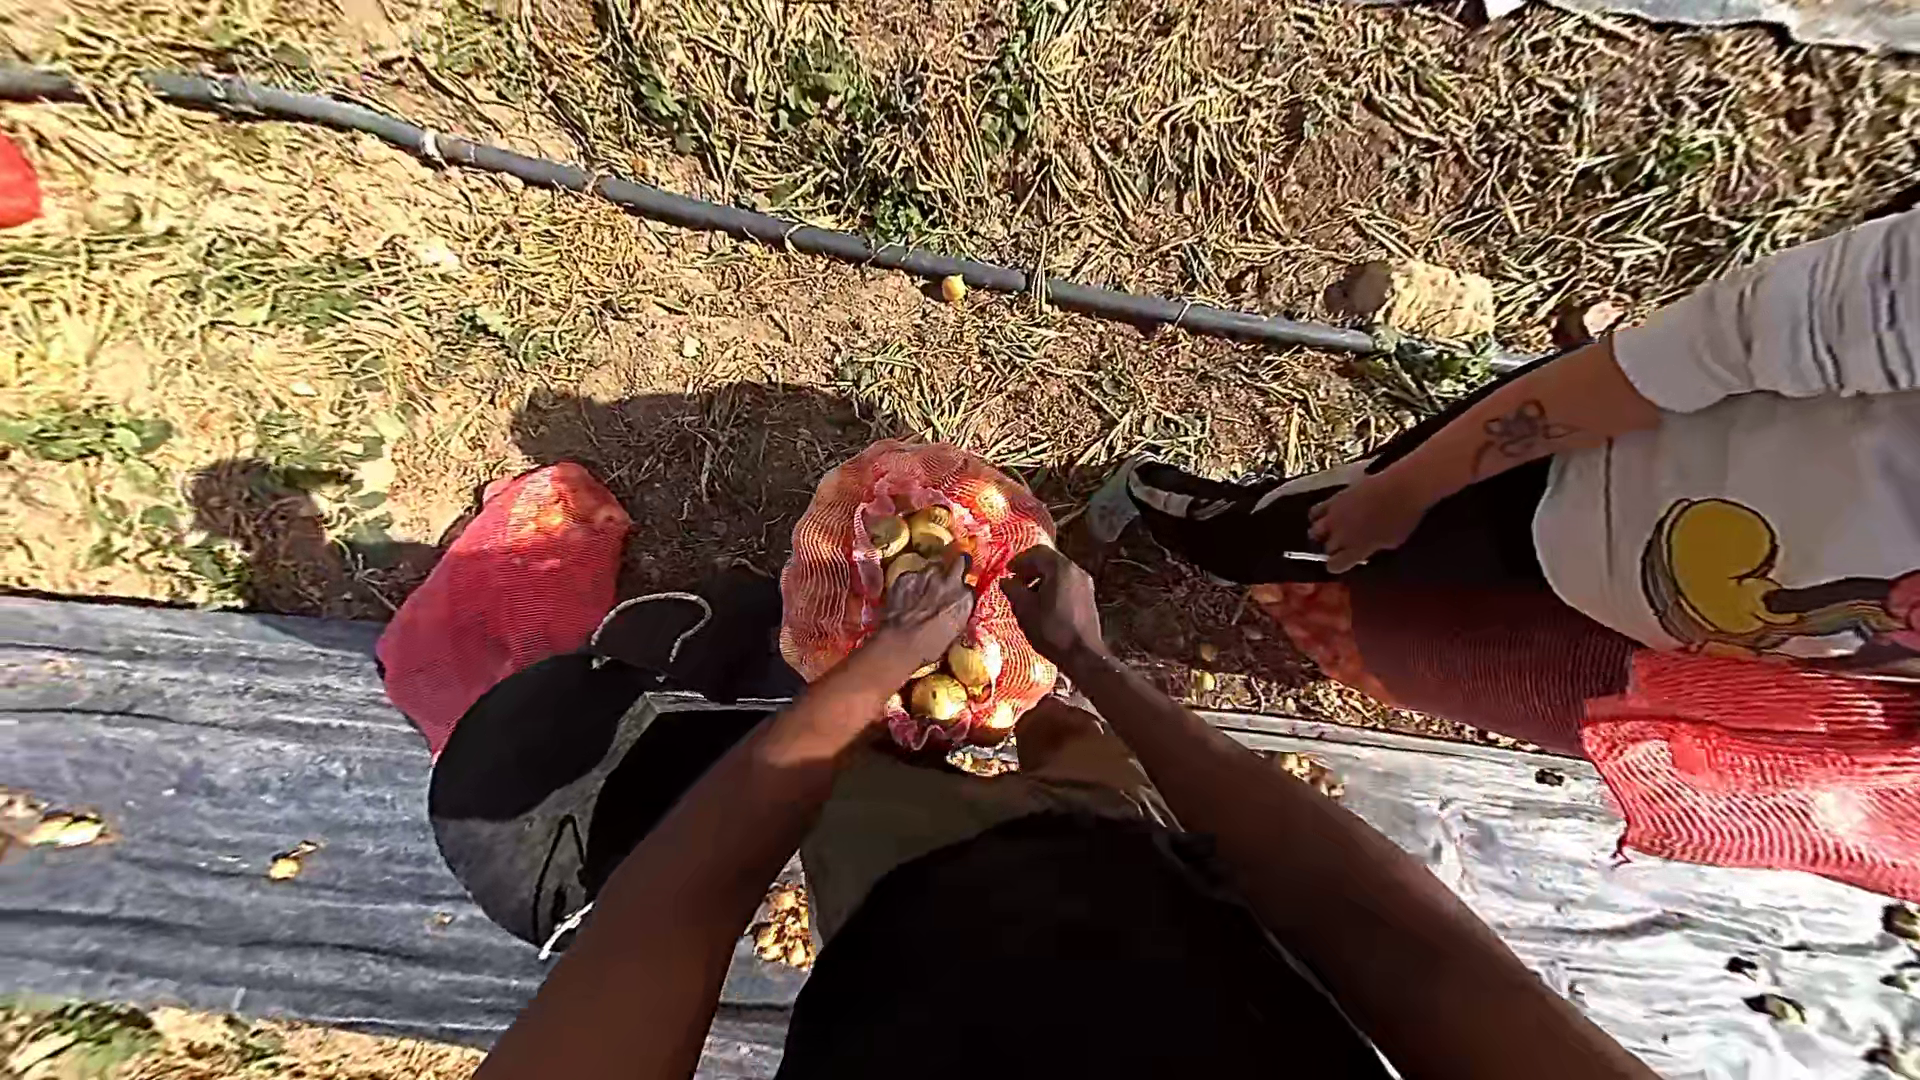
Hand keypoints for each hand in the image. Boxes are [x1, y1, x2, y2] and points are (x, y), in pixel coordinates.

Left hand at [861, 554, 974, 680]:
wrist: (900, 643)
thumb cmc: (930, 646)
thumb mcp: (955, 631)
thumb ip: (959, 612)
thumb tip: (957, 608)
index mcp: (965, 598)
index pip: (970, 586)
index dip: (964, 589)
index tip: (959, 594)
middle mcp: (949, 581)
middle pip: (960, 561)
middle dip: (958, 564)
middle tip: (952, 571)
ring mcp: (927, 575)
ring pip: (934, 566)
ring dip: (932, 574)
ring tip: (925, 586)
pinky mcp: (906, 576)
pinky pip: (912, 575)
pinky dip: (911, 582)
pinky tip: (906, 593)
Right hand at [1000, 545, 1109, 674]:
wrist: (1083, 655)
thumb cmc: (1051, 630)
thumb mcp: (1025, 609)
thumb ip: (1013, 590)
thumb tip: (1006, 581)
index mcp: (1061, 569)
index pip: (1037, 552)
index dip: (1019, 560)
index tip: (1008, 571)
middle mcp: (1076, 570)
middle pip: (1050, 560)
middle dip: (1030, 568)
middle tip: (1016, 582)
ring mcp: (1085, 584)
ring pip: (1059, 572)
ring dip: (1041, 578)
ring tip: (1027, 595)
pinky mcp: (1088, 597)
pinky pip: (1067, 583)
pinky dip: (1053, 586)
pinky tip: (1043, 604)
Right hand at [1307, 469, 1434, 573]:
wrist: (1403, 487)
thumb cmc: (1405, 517)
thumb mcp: (1393, 541)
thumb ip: (1372, 548)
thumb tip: (1364, 551)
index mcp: (1356, 549)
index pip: (1335, 565)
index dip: (1337, 565)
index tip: (1342, 562)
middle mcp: (1340, 535)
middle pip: (1326, 548)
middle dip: (1333, 549)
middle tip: (1343, 545)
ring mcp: (1334, 517)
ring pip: (1314, 531)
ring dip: (1322, 534)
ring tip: (1331, 530)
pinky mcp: (1332, 500)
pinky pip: (1314, 512)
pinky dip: (1318, 516)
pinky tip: (1328, 515)